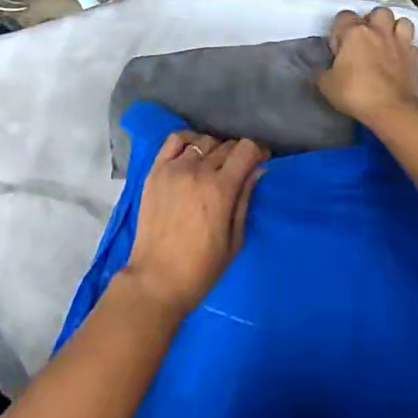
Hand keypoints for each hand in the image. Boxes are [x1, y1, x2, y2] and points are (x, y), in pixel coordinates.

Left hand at [121, 131, 267, 316]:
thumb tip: (257, 170)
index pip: (246, 150)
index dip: (258, 151)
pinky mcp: (155, 169)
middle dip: (238, 153)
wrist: (157, 277)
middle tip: (240, 169)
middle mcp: (197, 170)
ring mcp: (173, 167)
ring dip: (215, 148)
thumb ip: (245, 199)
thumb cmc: (202, 267)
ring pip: (203, 141)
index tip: (262, 160)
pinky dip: (188, 140)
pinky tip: (193, 153)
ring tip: (215, 165)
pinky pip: (174, 140)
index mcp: (220, 189)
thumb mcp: (234, 239)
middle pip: (226, 145)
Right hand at [317, 7, 417, 126]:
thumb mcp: (326, 85)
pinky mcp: (416, 58)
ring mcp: (401, 43)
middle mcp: (379, 31)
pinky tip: (399, 60)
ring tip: (386, 43)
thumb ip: (320, 72)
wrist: (393, 111)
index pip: (344, 16)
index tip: (338, 49)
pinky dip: (406, 49)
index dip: (339, 30)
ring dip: (394, 29)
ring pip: (402, 22)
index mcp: (354, 32)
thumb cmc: (355, 93)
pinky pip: (412, 45)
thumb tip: (317, 70)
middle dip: (372, 21)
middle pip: (378, 12)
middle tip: (364, 40)